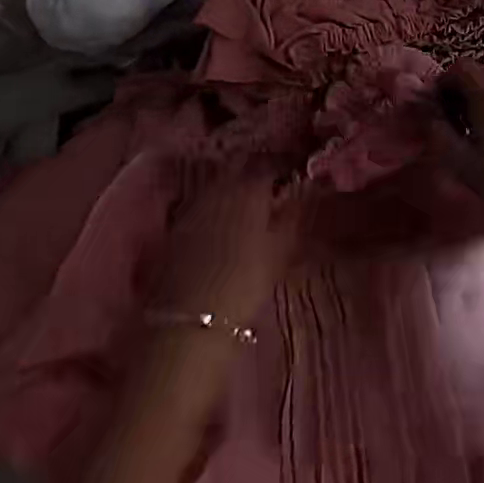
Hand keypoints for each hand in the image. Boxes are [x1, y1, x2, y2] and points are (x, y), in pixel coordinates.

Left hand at [161, 171, 299, 322]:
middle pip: (240, 165)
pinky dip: (218, 203)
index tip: (296, 172)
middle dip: (257, 167)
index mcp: (248, 186)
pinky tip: (226, 219)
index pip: (270, 161)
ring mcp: (193, 206)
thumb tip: (307, 189)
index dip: (285, 164)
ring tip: (252, 201)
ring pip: (219, 182)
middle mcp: (219, 188)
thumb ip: (294, 212)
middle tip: (274, 182)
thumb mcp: (282, 248)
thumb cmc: (245, 280)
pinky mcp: (176, 227)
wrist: (189, 320)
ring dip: (236, 184)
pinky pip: (203, 202)